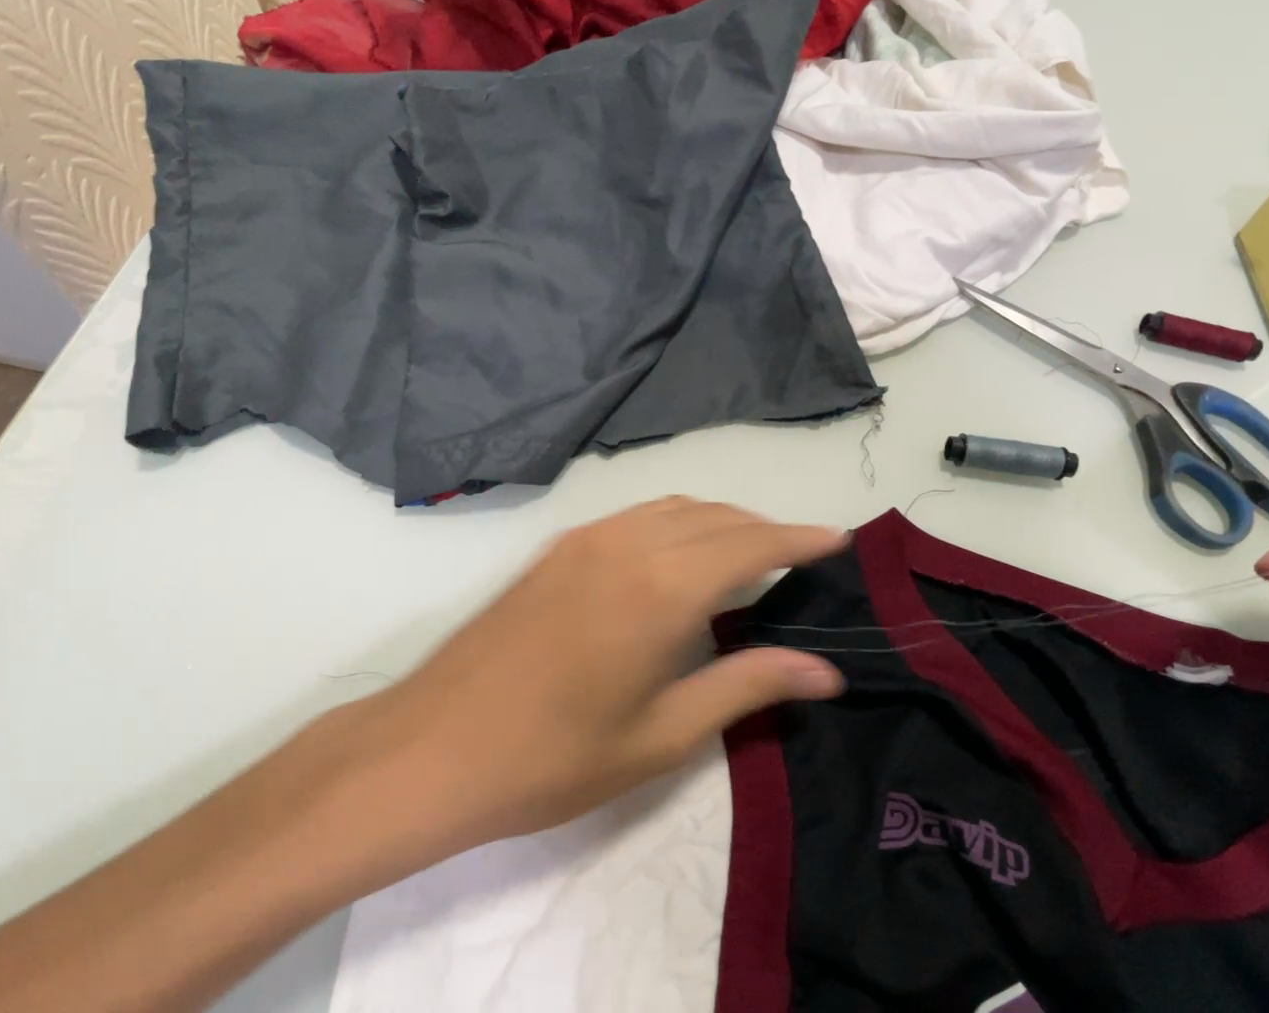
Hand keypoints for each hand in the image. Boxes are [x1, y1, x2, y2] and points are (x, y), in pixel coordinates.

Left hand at [300, 497, 848, 871]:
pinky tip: (678, 560)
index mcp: (659, 589)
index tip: (837, 539)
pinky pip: (633, 518)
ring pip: (671, 509)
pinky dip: (674, 524)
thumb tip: (824, 669)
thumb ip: (746, 686)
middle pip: (714, 517)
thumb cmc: (554, 758)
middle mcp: (624, 545)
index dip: (798, 539)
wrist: (430, 750)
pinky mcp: (552, 552)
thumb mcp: (663, 734)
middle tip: (799, 557)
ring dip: (719, 521)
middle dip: (764, 529)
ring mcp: (581, 542)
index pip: (750, 543)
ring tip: (748, 555)